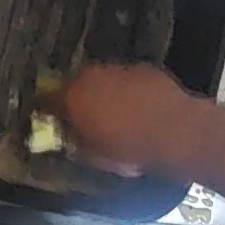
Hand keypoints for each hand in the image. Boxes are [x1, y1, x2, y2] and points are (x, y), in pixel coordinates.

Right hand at [49, 64, 214, 178]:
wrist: (177, 132)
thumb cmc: (130, 150)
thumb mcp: (95, 156)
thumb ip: (76, 143)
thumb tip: (71, 138)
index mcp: (72, 97)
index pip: (46, 100)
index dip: (48, 111)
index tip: (51, 120)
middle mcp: (90, 76)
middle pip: (74, 84)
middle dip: (76, 98)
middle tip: (84, 116)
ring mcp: (117, 69)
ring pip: (101, 79)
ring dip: (103, 92)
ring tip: (114, 111)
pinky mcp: (142, 68)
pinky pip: (126, 79)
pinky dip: (126, 89)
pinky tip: (138, 105)